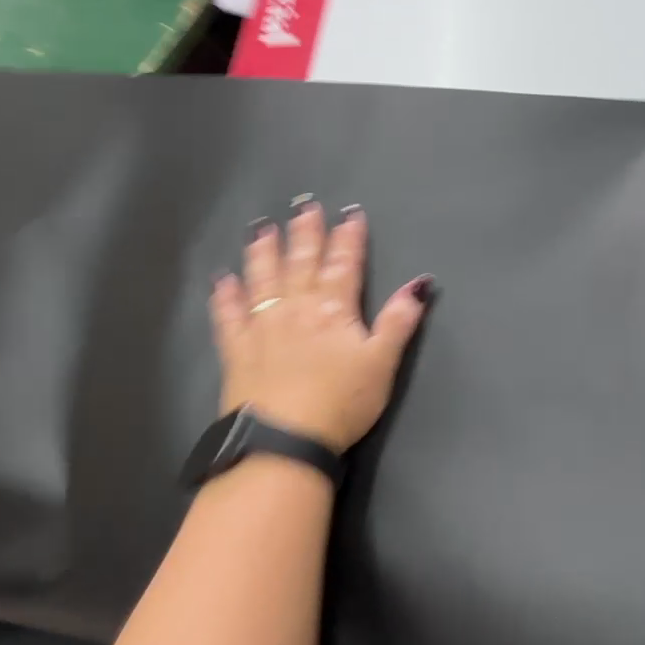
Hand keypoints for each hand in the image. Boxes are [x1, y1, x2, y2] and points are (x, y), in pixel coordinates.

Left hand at [209, 200, 430, 451]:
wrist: (283, 438)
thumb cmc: (343, 400)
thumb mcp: (383, 361)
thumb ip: (399, 320)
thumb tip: (420, 283)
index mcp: (334, 309)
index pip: (344, 265)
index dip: (349, 238)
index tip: (350, 213)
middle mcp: (295, 308)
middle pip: (301, 263)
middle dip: (306, 234)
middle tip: (304, 206)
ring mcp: (261, 327)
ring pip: (262, 279)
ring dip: (264, 252)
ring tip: (264, 229)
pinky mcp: (237, 350)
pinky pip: (228, 314)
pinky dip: (226, 295)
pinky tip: (224, 280)